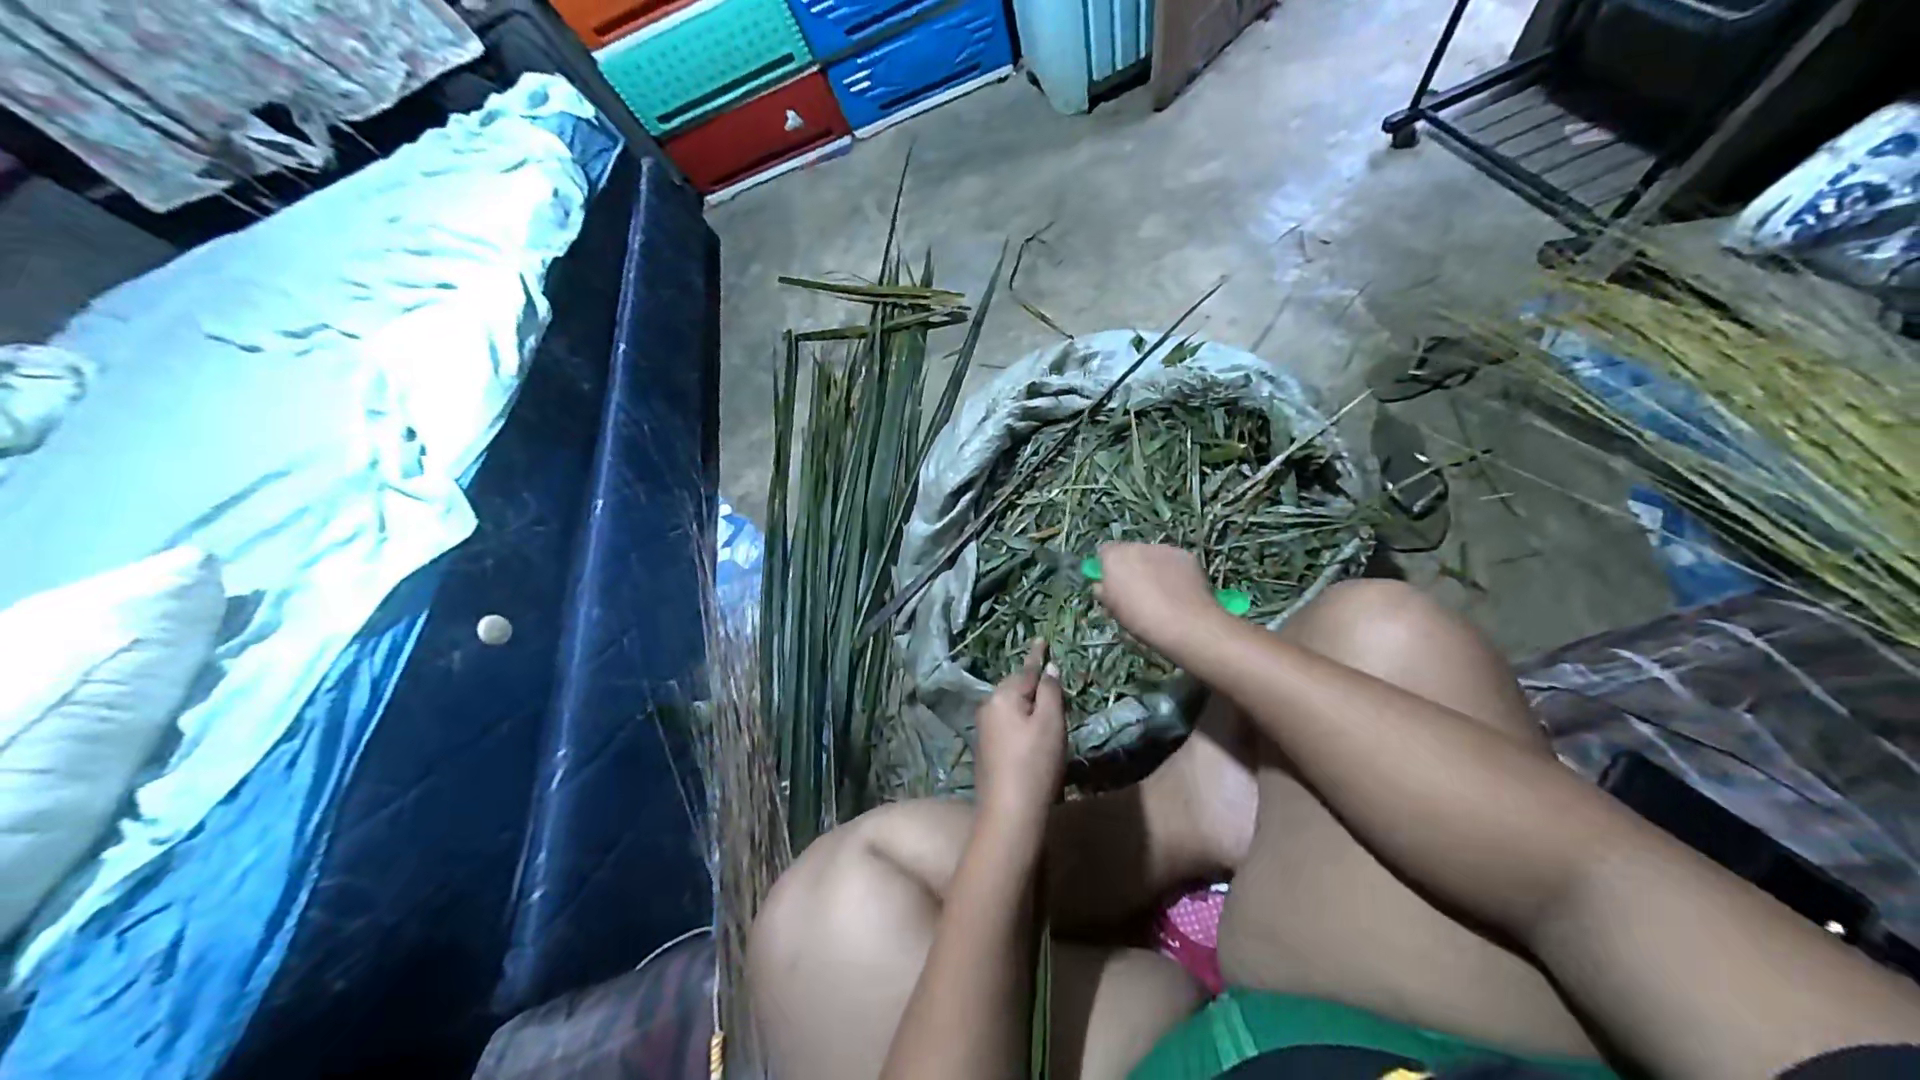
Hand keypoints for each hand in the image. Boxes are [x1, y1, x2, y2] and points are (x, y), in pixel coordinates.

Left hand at [973, 639, 1065, 839]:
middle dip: (1034, 685)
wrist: (1009, 812)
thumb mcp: (1051, 722)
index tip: (1041, 639)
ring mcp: (984, 730)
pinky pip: (1007, 724)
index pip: (1026, 670)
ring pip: (1012, 707)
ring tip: (1050, 712)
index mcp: (1001, 696)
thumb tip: (1048, 668)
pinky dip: (1022, 723)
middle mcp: (987, 707)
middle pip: (1017, 688)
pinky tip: (1034, 736)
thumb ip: (1050, 691)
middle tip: (1056, 685)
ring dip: (1029, 706)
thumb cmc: (1034, 763)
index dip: (1038, 656)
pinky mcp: (986, 750)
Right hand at [1091, 543, 1227, 657]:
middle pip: (1129, 552)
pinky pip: (1173, 561)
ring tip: (1162, 594)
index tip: (1112, 586)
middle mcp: (1138, 546)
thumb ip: (1104, 591)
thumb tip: (1103, 585)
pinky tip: (1179, 592)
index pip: (1104, 552)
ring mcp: (1164, 549)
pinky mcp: (1187, 556)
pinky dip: (1173, 572)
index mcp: (1114, 558)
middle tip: (1137, 593)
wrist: (1187, 625)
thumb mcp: (1113, 611)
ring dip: (1153, 568)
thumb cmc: (1141, 621)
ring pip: (1152, 556)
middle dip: (1131, 567)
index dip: (1107, 568)